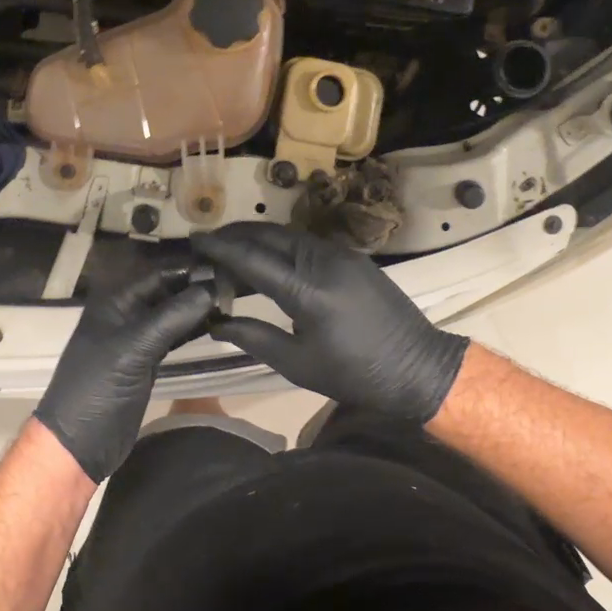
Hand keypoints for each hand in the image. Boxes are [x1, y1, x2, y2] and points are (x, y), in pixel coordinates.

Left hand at [34, 267, 214, 481]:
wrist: (78, 445)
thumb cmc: (97, 390)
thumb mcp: (134, 350)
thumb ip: (171, 318)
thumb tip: (209, 290)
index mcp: (114, 303)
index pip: (157, 275)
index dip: (189, 271)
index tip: (226, 266)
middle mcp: (125, 315)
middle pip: (165, 293)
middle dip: (196, 289)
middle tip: (236, 284)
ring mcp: (135, 340)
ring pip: (171, 316)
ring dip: (196, 310)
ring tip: (232, 302)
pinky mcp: (145, 362)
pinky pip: (172, 337)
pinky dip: (191, 331)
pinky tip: (216, 327)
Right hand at [193, 223, 468, 423]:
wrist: (417, 366)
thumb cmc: (354, 374)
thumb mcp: (298, 363)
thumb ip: (253, 337)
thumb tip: (215, 322)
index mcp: (307, 290)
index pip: (252, 259)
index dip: (220, 249)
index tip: (194, 241)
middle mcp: (323, 261)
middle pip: (269, 236)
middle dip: (235, 236)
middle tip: (207, 243)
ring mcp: (342, 255)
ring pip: (288, 236)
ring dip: (258, 239)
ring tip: (231, 250)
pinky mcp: (353, 258)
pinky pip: (307, 243)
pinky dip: (281, 246)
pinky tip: (268, 258)